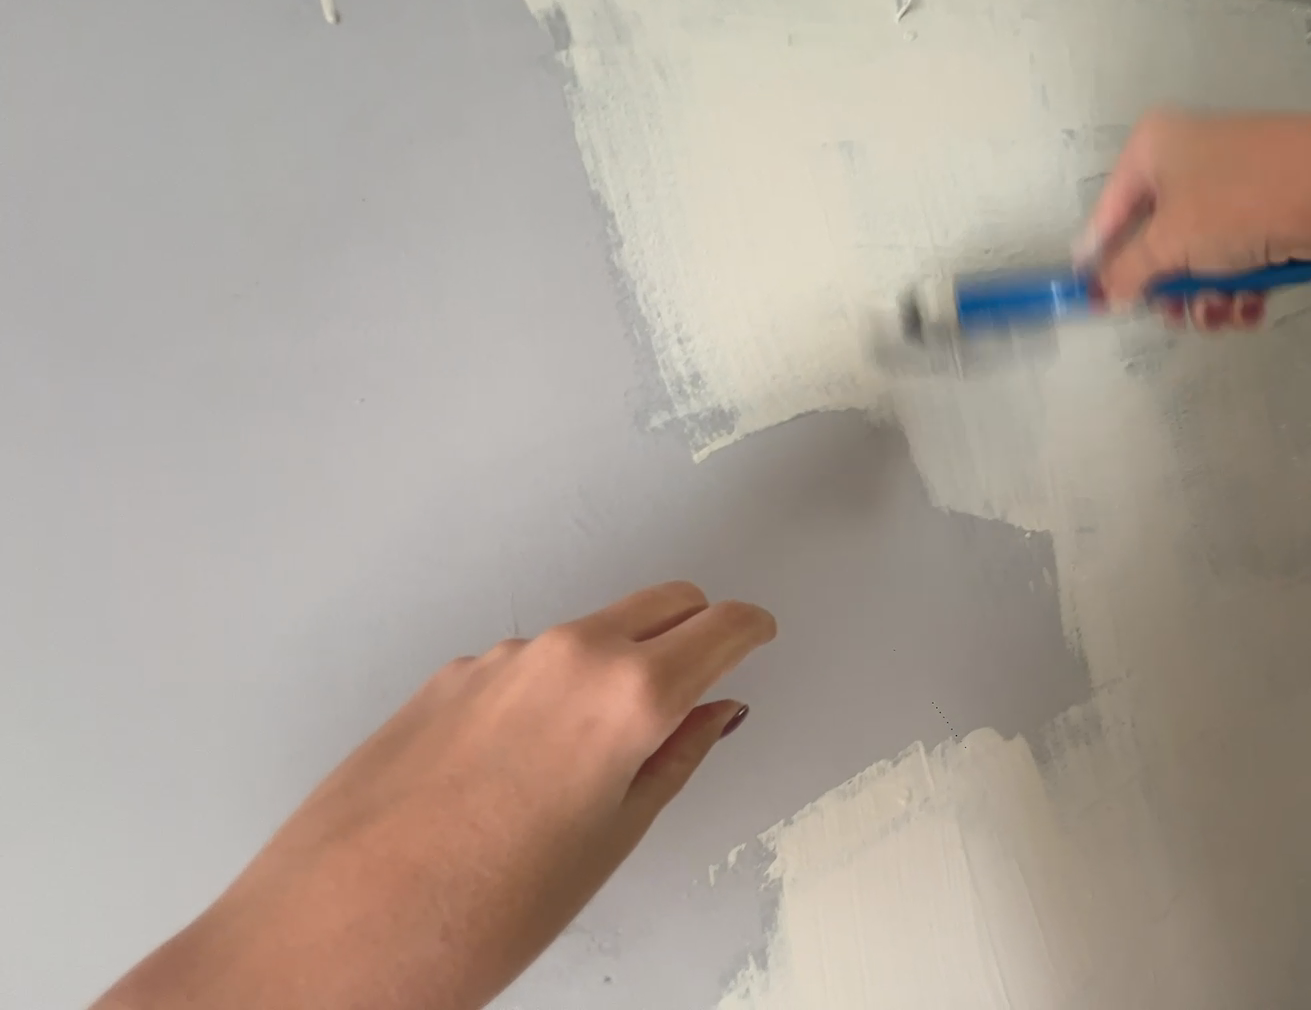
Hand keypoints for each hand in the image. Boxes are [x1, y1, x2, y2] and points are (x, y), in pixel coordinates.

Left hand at [95, 581, 775, 1009]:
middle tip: (703, 677)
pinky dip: (564, 679)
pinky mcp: (454, 673)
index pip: (721, 625)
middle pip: (669, 598)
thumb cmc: (485, 913)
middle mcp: (573, 652)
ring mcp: (507, 657)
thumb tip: (716, 710)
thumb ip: (680, 754)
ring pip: (603, 625)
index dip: (752, 628)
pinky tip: (529, 755)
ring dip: (629, 653)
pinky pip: (538, 656)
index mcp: (629, 693)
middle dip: (700, 625)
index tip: (760, 635)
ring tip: (603, 739)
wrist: (315, 948)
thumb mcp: (615, 837)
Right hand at [1080, 111, 1310, 330]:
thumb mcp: (1166, 244)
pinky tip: (1249, 309)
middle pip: (1157, 241)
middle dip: (1167, 288)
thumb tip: (1102, 296)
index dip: (1100, 263)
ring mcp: (1234, 179)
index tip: (1096, 305)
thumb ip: (1125, 274)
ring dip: (1204, 297)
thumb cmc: (1233, 206)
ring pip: (1198, 255)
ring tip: (1220, 315)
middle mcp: (1189, 155)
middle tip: (1174, 315)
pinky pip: (1235, 252)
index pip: (1108, 216)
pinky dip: (1237, 287)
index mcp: (1153, 147)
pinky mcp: (1271, 202)